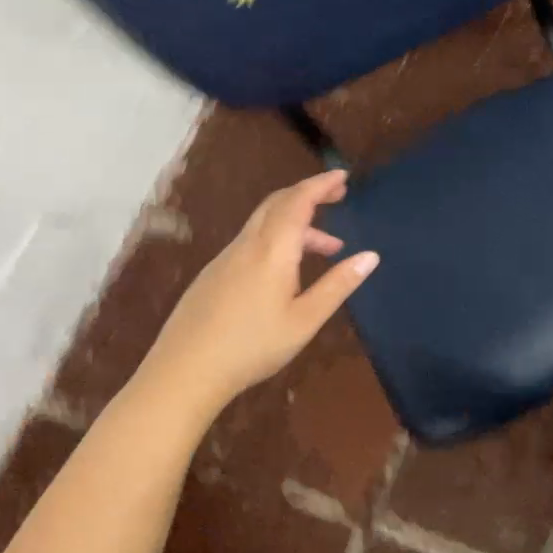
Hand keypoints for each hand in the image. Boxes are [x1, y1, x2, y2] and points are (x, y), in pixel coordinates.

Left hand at [135, 170, 378, 414]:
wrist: (180, 376)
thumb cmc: (251, 347)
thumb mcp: (306, 320)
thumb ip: (338, 285)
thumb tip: (371, 256)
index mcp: (272, 251)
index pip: (298, 202)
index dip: (321, 185)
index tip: (343, 176)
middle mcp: (246, 246)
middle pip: (277, 203)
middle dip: (308, 193)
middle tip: (337, 196)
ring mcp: (224, 261)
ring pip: (263, 224)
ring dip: (296, 224)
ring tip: (327, 248)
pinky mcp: (211, 277)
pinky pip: (250, 242)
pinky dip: (277, 240)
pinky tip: (286, 271)